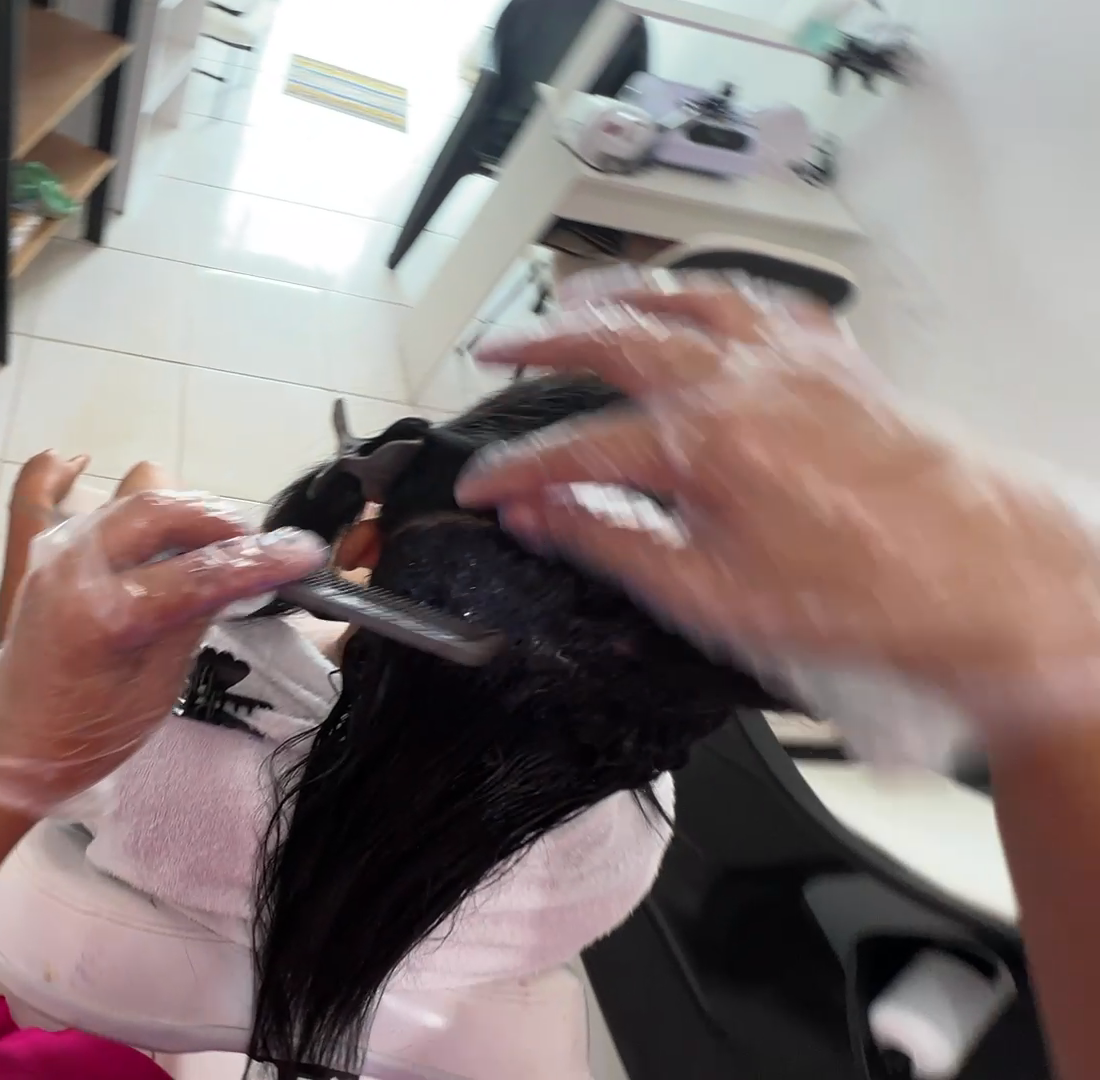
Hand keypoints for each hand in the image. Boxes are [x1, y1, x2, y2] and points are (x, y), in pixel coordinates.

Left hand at [0, 491, 326, 814]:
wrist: (15, 753)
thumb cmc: (92, 735)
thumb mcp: (159, 687)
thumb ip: (194, 616)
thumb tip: (234, 570)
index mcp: (105, 613)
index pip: (199, 572)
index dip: (261, 561)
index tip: (306, 553)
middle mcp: (72, 566)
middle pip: (161, 508)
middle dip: (216, 521)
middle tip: (250, 549)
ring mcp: (48, 553)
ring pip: (125, 495)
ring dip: (172, 509)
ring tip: (195, 543)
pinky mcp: (31, 555)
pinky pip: (34, 490)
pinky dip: (58, 474)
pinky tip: (78, 465)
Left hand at [9, 450, 89, 527]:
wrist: (32, 502)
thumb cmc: (54, 483)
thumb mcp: (72, 472)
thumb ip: (79, 463)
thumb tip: (86, 457)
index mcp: (46, 455)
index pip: (56, 454)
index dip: (63, 462)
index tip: (68, 472)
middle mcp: (32, 461)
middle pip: (43, 464)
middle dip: (50, 471)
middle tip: (60, 483)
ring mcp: (22, 475)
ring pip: (34, 476)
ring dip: (41, 482)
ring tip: (51, 495)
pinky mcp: (16, 489)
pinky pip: (27, 489)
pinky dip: (34, 493)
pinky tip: (41, 501)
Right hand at [454, 281, 1099, 723]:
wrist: (1002, 590)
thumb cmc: (860, 597)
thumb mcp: (703, 590)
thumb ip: (604, 540)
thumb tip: (535, 515)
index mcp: (705, 445)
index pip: (572, 450)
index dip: (511, 472)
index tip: (478, 489)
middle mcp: (745, 386)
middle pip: (615, 340)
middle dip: (539, 343)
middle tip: (494, 351)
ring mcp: (795, 366)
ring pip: (689, 300)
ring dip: (620, 296)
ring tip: (575, 298)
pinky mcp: (837, 366)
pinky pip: (764, 306)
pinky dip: (712, 296)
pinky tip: (692, 301)